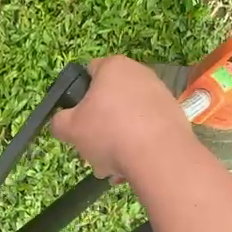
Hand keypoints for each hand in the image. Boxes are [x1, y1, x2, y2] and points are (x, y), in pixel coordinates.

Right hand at [50, 56, 192, 179]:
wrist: (158, 154)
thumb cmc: (108, 133)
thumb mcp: (70, 129)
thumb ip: (59, 122)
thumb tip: (61, 121)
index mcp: (113, 66)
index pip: (89, 72)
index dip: (79, 97)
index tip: (78, 120)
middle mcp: (139, 72)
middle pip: (110, 99)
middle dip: (100, 124)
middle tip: (94, 148)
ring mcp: (160, 92)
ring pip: (127, 117)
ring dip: (117, 139)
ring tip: (113, 164)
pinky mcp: (173, 114)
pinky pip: (146, 128)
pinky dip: (137, 144)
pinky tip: (132, 164)